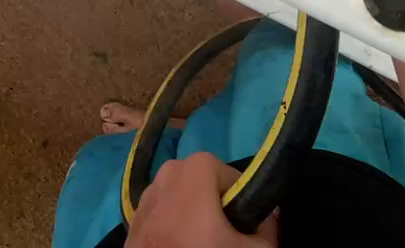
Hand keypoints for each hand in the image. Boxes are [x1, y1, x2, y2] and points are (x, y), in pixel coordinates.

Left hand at [128, 153, 277, 246]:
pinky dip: (174, 230)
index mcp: (197, 166)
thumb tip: (268, 218)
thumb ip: (269, 228)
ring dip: (195, 221)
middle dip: (219, 212)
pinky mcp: (135, 217)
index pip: (235, 180)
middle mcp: (170, 169)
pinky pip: (164, 217)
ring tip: (203, 246)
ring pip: (184, 202)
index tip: (247, 231)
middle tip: (226, 241)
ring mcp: (148, 192)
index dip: (246, 207)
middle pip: (208, 189)